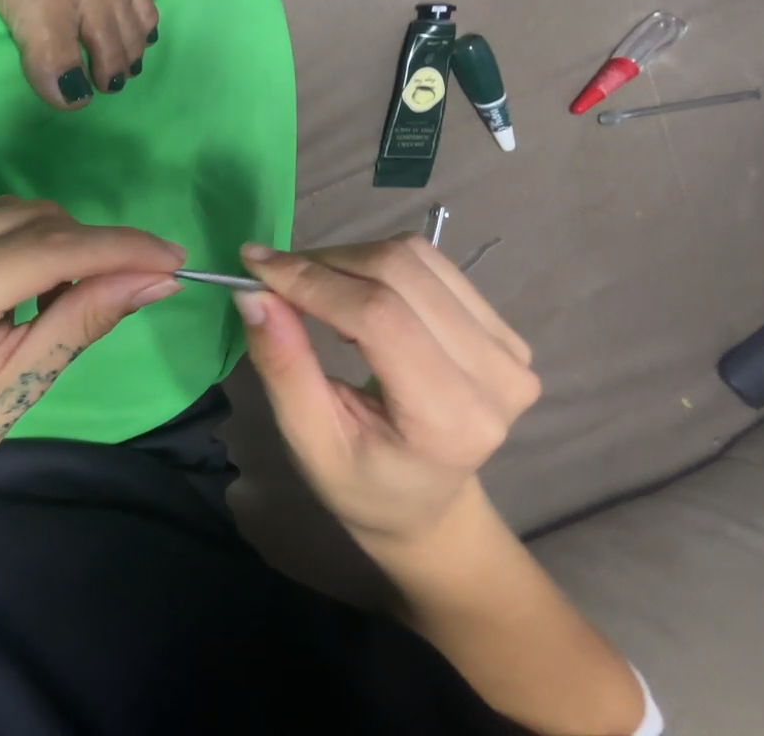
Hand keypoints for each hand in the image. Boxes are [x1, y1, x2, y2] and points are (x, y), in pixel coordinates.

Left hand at [0, 197, 185, 515]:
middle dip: (88, 245)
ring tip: (61, 291)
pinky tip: (19, 277)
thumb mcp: (22, 382)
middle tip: (120, 284)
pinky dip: (12, 236)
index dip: (118, 247)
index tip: (171, 256)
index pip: (49, 249)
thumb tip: (156, 275)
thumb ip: (86, 317)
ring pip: (6, 209)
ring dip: (51, 238)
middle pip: (30, 218)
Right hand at [236, 237, 539, 556]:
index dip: (310, 280)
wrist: (427, 504)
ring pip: (416, 258)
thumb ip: (283, 366)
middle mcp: (495, 377)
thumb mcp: (308, 439)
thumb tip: (252, 294)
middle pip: (400, 273)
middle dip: (323, 262)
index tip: (252, 265)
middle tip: (273, 276)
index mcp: (447, 417)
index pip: (378, 316)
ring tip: (309, 287)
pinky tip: (352, 294)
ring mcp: (511, 350)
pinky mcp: (505, 331)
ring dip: (347, 258)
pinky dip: (376, 265)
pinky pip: (432, 266)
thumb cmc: (360, 482)